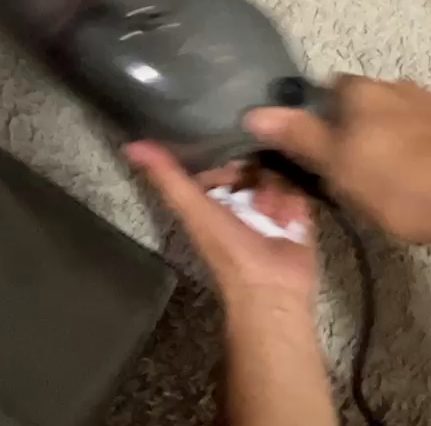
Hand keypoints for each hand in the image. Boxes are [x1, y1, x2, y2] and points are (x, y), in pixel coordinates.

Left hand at [124, 141, 318, 310]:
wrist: (272, 289)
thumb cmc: (228, 251)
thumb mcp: (194, 209)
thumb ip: (168, 178)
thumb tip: (132, 146)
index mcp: (211, 198)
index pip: (217, 159)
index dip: (222, 150)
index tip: (231, 141)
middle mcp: (239, 199)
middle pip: (250, 163)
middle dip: (255, 170)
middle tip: (257, 184)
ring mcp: (269, 206)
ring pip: (276, 174)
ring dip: (275, 190)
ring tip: (273, 209)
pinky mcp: (296, 214)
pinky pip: (298, 189)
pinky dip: (293, 201)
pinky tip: (289, 216)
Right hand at [247, 75, 430, 249]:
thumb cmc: (400, 186)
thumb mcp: (337, 166)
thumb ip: (298, 136)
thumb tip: (255, 112)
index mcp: (366, 89)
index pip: (329, 89)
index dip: (319, 119)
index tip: (319, 151)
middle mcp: (400, 87)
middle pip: (364, 104)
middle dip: (354, 130)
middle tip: (347, 172)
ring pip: (396, 120)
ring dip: (387, 142)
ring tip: (384, 185)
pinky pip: (426, 139)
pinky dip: (417, 155)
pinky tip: (418, 187)